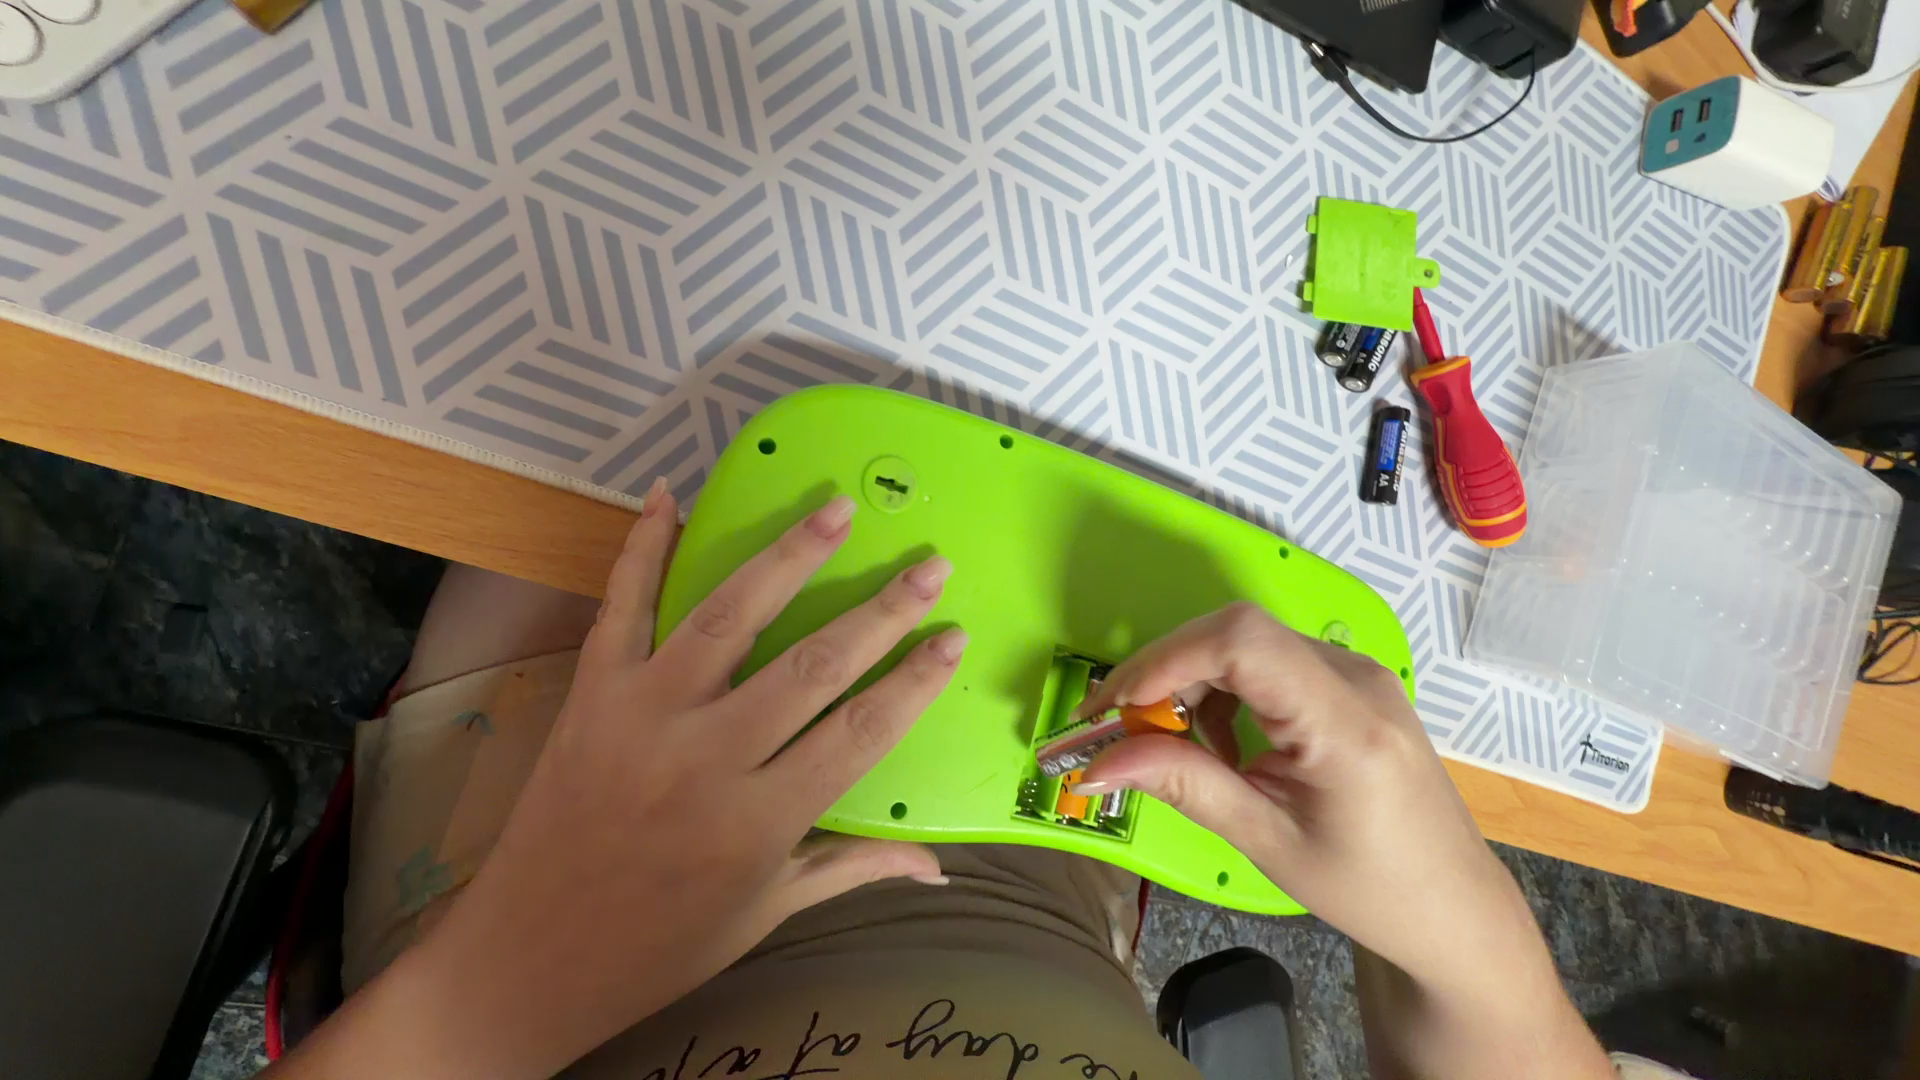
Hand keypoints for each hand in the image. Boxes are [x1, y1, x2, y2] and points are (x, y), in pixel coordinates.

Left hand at [281, 487, 964, 1079]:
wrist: (522, 962)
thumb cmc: (660, 944)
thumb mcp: (767, 912)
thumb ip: (855, 868)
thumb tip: (940, 866)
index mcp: (758, 820)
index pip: (860, 732)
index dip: (913, 681)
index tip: (954, 635)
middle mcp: (705, 757)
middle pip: (811, 666)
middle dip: (880, 611)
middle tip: (928, 565)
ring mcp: (642, 714)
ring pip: (727, 617)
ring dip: (787, 556)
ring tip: (835, 510)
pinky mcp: (591, 692)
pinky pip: (621, 606)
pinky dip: (641, 548)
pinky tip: (667, 497)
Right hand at [1073, 603, 1557, 998]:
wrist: (1453, 904)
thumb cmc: (1367, 887)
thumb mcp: (1266, 840)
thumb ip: (1182, 785)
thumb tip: (1094, 764)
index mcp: (1344, 723)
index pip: (1242, 643)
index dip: (1165, 659)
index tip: (1114, 707)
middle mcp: (1353, 676)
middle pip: (1234, 632)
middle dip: (1163, 671)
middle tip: (1117, 724)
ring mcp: (1354, 671)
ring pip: (1244, 641)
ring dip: (1189, 680)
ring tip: (1170, 742)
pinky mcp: (1345, 679)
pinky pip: (1264, 660)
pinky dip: (1220, 688)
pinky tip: (1219, 741)